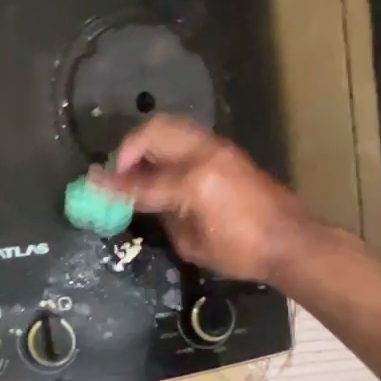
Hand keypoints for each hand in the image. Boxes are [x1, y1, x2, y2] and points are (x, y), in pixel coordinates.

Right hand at [107, 116, 333, 285]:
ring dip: (147, 144)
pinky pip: (186, 138)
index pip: (142, 182)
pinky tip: (160, 172)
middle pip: (154, 133)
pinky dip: (166, 148)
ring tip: (136, 170)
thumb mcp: (193, 244)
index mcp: (194, 182)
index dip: (112, 186)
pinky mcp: (227, 152)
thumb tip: (150, 204)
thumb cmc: (242, 252)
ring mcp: (218, 149)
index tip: (90, 185)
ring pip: (171, 128)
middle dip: (128, 150)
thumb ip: (166, 217)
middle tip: (117, 173)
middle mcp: (204, 155)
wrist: (290, 241)